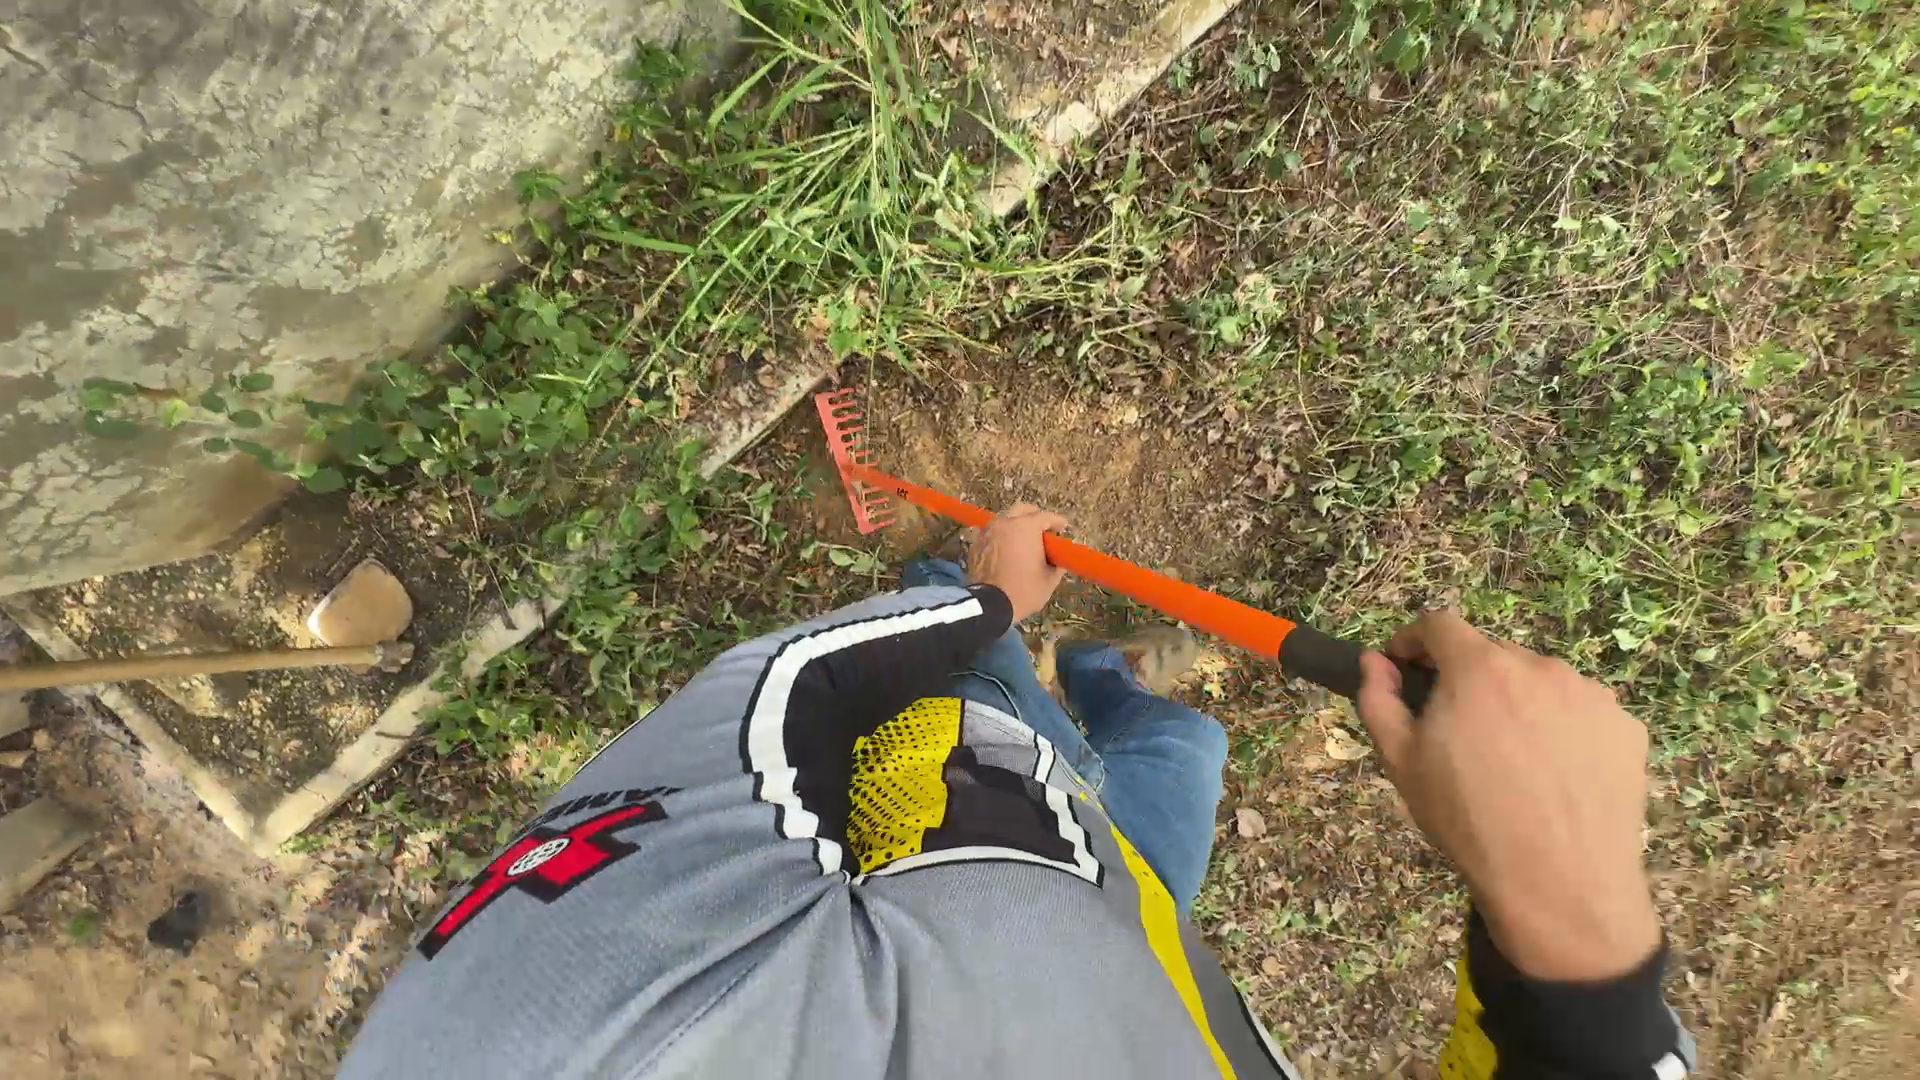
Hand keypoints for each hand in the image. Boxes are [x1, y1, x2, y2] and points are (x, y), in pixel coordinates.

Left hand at [967, 503, 1068, 622]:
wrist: (989, 605)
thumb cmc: (1023, 591)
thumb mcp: (1049, 580)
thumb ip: (1056, 564)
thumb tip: (1057, 560)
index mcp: (1026, 527)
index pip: (1045, 516)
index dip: (1057, 521)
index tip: (1063, 528)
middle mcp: (1005, 523)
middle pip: (1022, 510)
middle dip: (1034, 516)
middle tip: (1043, 529)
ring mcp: (987, 531)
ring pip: (1004, 519)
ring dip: (1015, 524)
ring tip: (1024, 538)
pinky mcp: (976, 544)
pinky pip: (992, 533)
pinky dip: (1001, 536)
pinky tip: (1007, 547)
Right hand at [1356, 611, 1660, 980]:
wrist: (1560, 885)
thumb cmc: (1465, 816)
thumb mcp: (1398, 757)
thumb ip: (1377, 697)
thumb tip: (1375, 661)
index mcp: (1480, 669)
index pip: (1439, 624)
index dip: (1412, 641)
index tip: (1403, 670)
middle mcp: (1540, 668)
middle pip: (1488, 652)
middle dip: (1462, 675)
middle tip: (1453, 724)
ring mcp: (1592, 697)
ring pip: (1535, 678)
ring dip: (1511, 696)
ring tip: (1506, 752)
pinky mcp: (1628, 728)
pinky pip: (1577, 707)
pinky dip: (1555, 722)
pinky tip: (1549, 769)